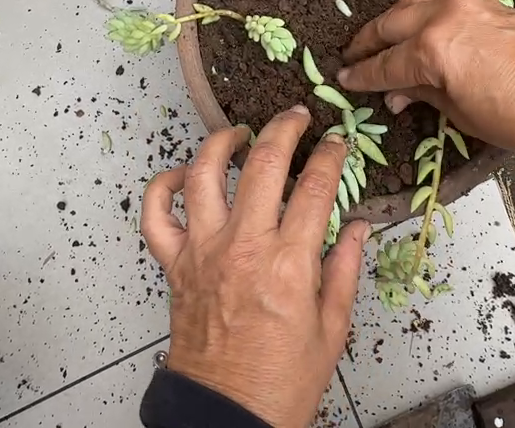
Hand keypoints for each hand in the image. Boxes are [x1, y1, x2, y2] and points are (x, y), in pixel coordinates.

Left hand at [141, 107, 369, 427]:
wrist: (226, 417)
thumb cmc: (282, 381)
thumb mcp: (332, 330)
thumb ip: (345, 270)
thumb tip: (358, 226)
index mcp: (289, 264)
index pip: (315, 188)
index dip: (329, 156)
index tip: (336, 142)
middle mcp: (243, 247)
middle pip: (263, 165)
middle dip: (284, 129)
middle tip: (295, 117)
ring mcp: (203, 251)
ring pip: (204, 175)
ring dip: (221, 143)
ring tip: (238, 134)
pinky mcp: (175, 264)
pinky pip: (156, 215)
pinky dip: (162, 187)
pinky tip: (181, 174)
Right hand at [338, 0, 514, 169]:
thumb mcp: (462, 116)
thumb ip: (423, 95)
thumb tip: (396, 93)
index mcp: (433, 50)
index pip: (385, 64)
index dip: (361, 76)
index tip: (343, 80)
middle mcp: (443, 17)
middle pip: (390, 25)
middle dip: (367, 43)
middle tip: (352, 59)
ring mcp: (466, 2)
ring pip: (412, 2)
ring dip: (392, 20)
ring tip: (379, 38)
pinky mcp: (486, 0)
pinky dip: (422, 6)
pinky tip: (419, 19)